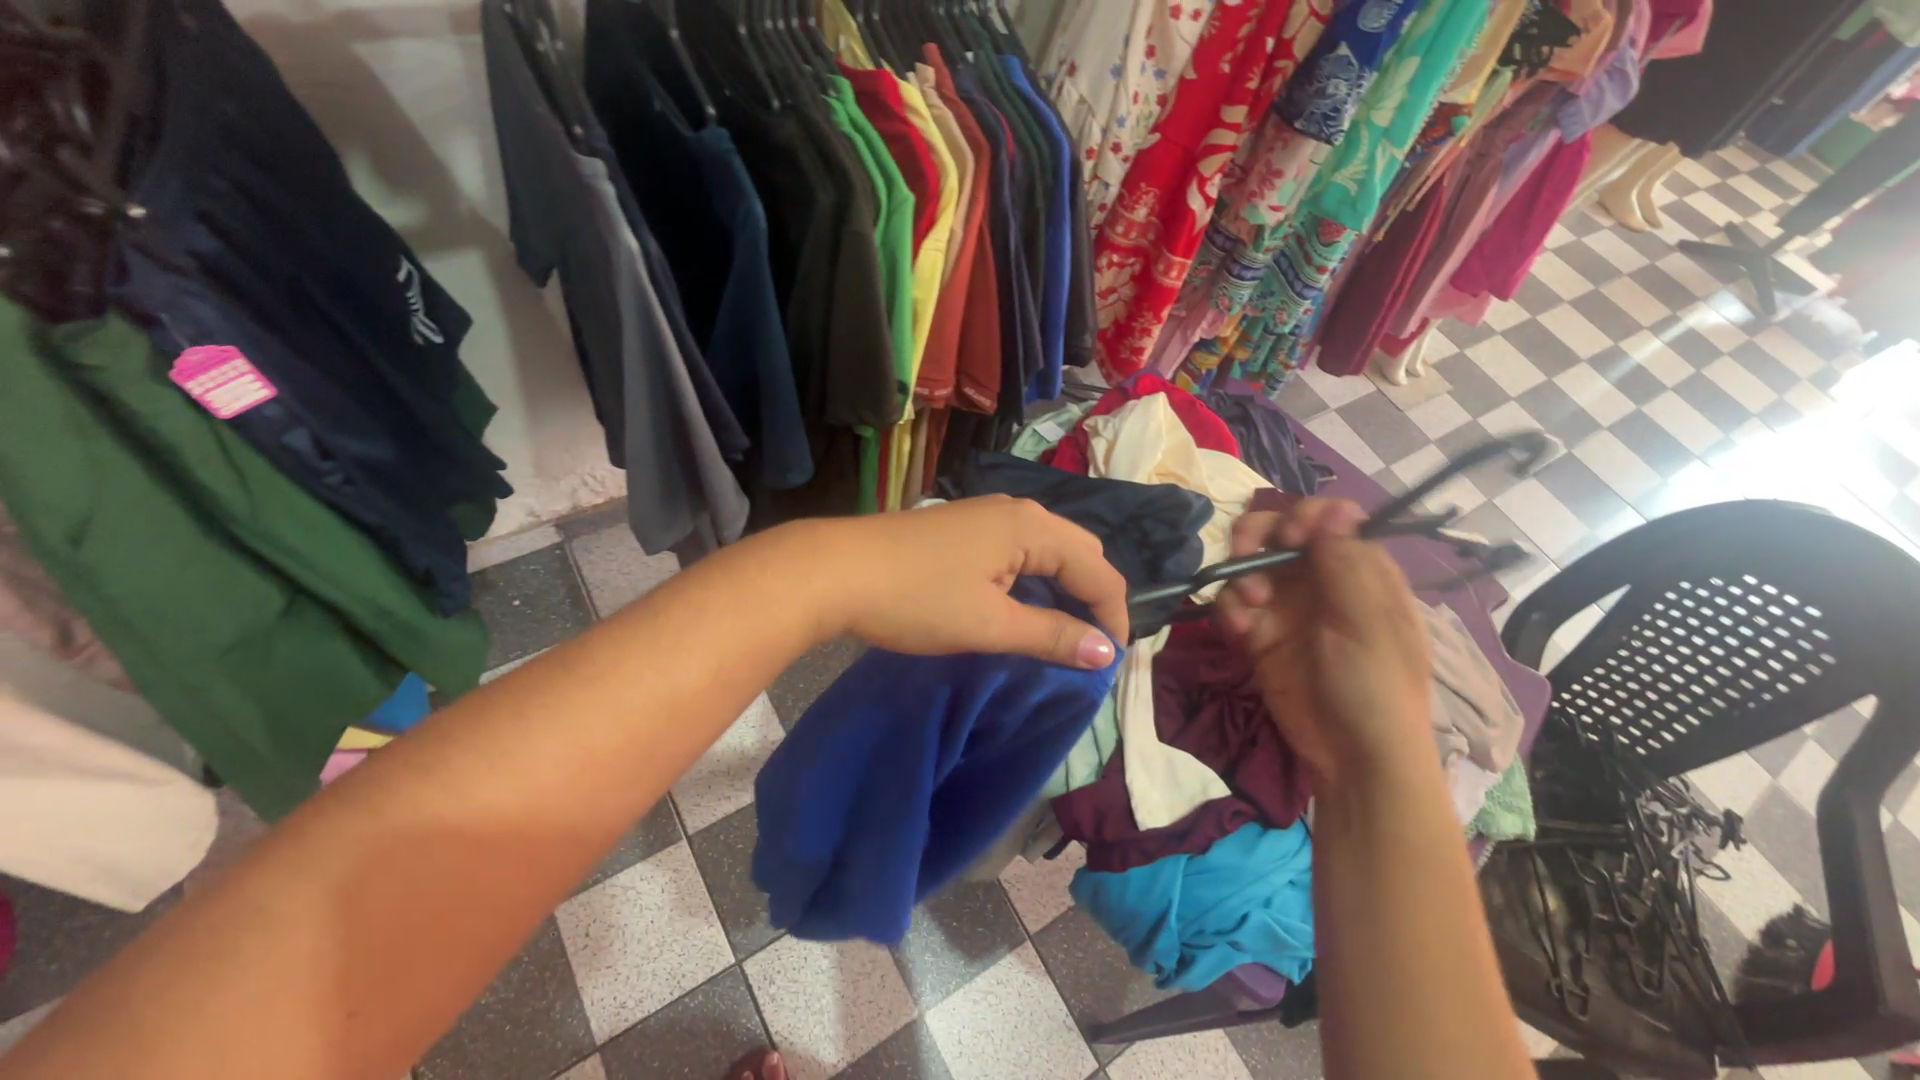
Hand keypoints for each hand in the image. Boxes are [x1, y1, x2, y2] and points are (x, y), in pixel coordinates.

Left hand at [801, 496, 1129, 668]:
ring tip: (1062, 632)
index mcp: (1033, 527)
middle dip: (1094, 598)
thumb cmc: (915, 599)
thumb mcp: (988, 625)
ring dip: (1064, 588)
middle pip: (1080, 552)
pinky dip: (1035, 579)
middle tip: (1090, 646)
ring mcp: (987, 515)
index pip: (1098, 571)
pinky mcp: (964, 527)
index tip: (1110, 663)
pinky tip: (1022, 605)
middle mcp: (1018, 511)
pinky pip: (1020, 550)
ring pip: (1049, 550)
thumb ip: (1051, 636)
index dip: (1113, 618)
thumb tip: (1106, 652)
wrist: (833, 571)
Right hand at [1213, 498, 1432, 787]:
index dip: (1304, 516)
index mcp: (1360, 570)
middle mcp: (1321, 580)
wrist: (1353, 757)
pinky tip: (1238, 632)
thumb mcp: (1368, 624)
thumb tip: (1334, 508)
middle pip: (1279, 533)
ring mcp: (1288, 607)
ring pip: (1250, 565)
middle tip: (1247, 557)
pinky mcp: (1261, 635)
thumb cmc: (1376, 687)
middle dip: (1256, 537)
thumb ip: (1346, 564)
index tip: (1290, 537)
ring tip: (1248, 606)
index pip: (1328, 518)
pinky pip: (1234, 605)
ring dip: (1240, 576)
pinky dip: (1229, 611)